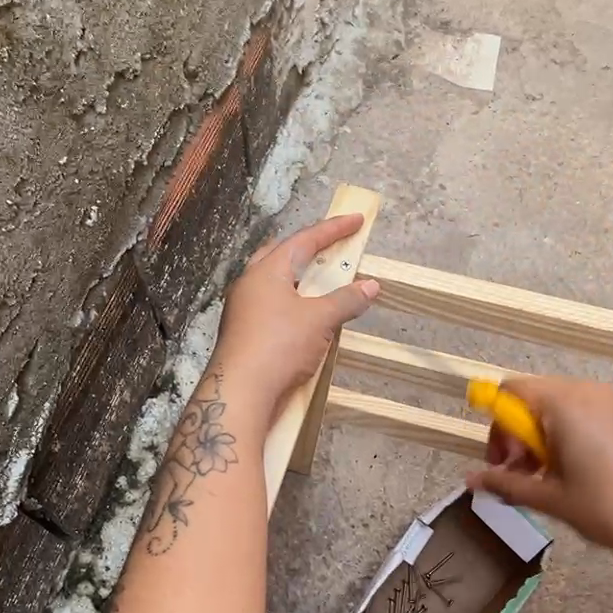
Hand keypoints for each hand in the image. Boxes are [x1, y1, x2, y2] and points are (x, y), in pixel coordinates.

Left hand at [210, 214, 379, 414]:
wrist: (241, 393)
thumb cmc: (279, 346)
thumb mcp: (320, 320)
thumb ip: (346, 300)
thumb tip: (371, 285)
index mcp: (266, 271)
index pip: (304, 240)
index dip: (333, 229)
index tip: (357, 220)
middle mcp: (249, 285)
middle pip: (280, 255)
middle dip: (306, 248)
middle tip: (330, 247)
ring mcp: (242, 310)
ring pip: (272, 283)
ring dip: (297, 278)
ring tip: (320, 281)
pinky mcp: (242, 334)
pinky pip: (270, 308)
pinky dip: (291, 304)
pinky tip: (304, 317)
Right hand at [465, 376, 612, 567]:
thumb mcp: (552, 499)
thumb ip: (506, 484)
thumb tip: (471, 481)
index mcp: (563, 404)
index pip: (508, 392)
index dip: (496, 428)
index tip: (504, 466)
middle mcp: (587, 392)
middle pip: (531, 397)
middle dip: (517, 435)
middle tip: (522, 476)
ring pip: (557, 407)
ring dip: (541, 438)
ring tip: (549, 480)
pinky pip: (583, 414)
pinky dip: (568, 437)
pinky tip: (578, 475)